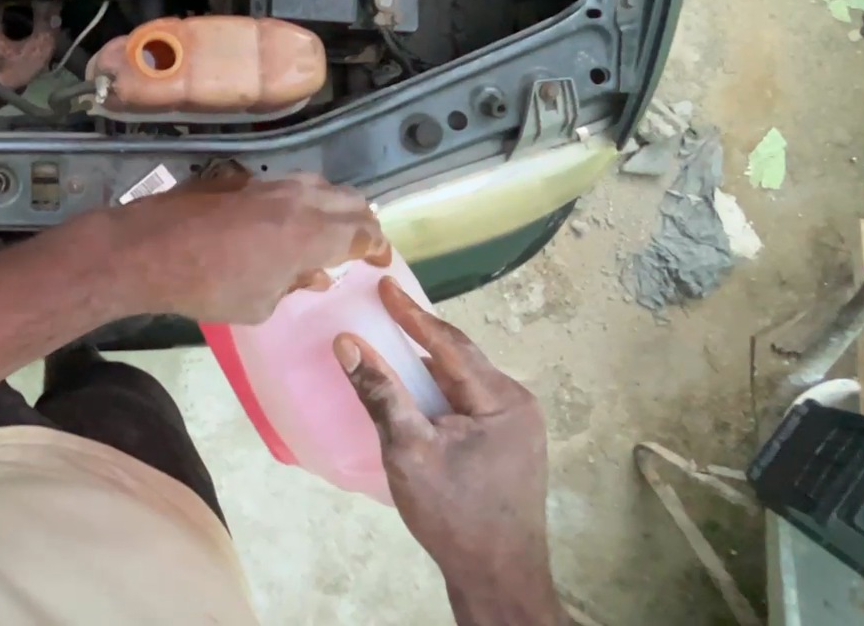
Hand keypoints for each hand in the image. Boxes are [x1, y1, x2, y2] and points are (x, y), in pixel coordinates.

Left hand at [93, 169, 387, 323]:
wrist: (149, 248)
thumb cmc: (208, 287)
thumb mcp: (260, 304)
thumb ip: (294, 284)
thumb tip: (314, 273)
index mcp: (310, 232)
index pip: (363, 231)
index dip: (377, 246)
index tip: (378, 259)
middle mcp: (294, 198)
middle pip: (348, 199)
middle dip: (361, 220)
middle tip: (359, 242)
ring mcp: (263, 182)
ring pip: (315, 183)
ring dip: (330, 203)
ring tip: (325, 226)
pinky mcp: (236, 176)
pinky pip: (281, 182)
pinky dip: (295, 197)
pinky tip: (280, 216)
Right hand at [335, 280, 561, 625]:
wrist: (498, 578)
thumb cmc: (453, 513)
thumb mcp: (408, 449)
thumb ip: (380, 392)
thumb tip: (346, 342)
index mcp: (502, 400)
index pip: (448, 342)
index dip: (410, 313)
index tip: (382, 284)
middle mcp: (516, 404)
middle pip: (458, 355)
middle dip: (419, 331)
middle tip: (382, 307)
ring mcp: (515, 425)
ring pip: (461, 376)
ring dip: (425, 359)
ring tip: (389, 339)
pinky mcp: (505, 443)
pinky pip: (464, 396)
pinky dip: (434, 384)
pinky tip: (411, 386)